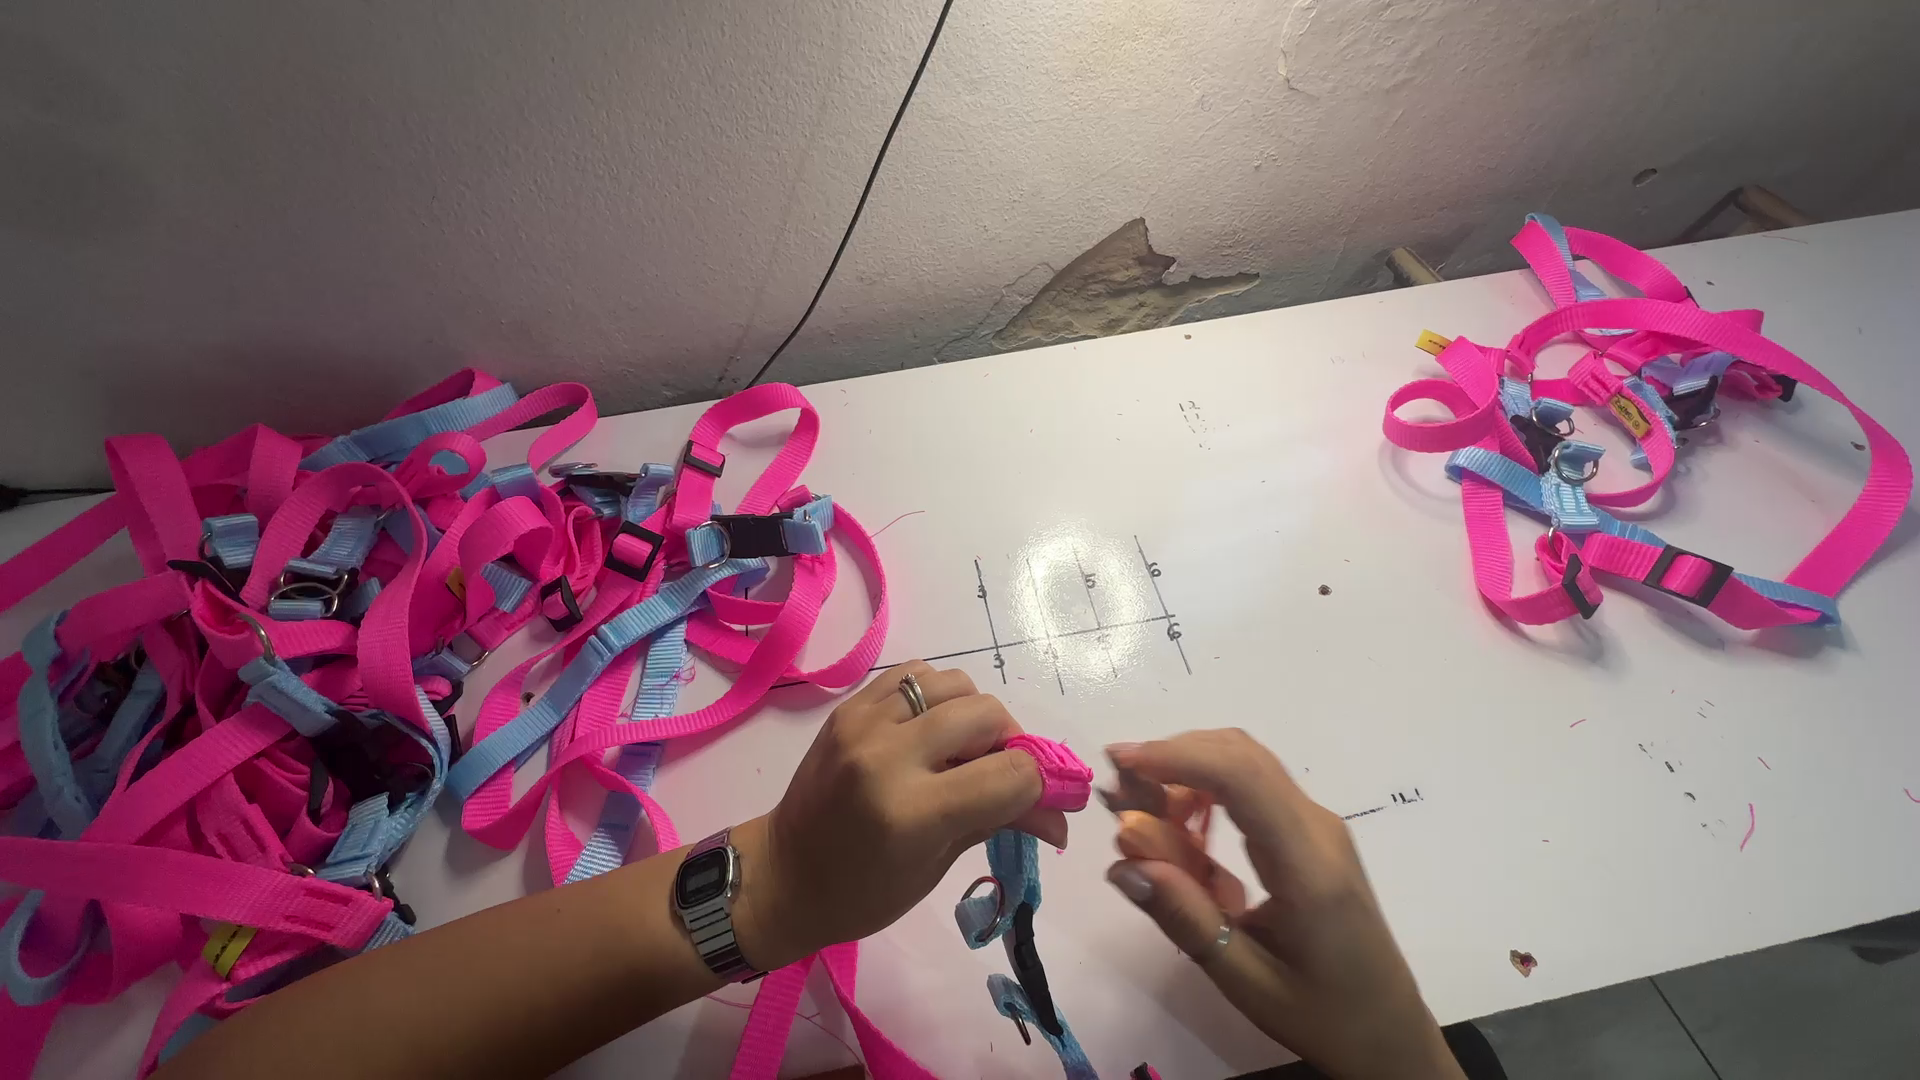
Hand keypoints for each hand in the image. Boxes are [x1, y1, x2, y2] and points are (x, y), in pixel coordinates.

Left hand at [731, 661, 1067, 970]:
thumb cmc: (862, 892)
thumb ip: (1000, 820)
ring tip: (960, 749)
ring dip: (974, 714)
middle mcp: (888, 755)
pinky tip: (928, 728)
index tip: (1040, 800)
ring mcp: (864, 722)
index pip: (1009, 773)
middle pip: (987, 714)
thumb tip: (1061, 813)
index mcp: (911, 812)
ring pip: (955, 683)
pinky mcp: (849, 706)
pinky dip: (936, 695)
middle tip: (999, 772)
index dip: (1037, 784)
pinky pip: (915, 674)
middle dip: (1011, 743)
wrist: (782, 874)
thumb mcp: (937, 865)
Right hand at [1105, 730, 1463, 1079]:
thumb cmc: (1323, 1015)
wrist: (1392, 1036)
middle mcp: (1317, 827)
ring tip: (1140, 804)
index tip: (1122, 764)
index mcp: (1309, 867)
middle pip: (1240, 755)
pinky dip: (1205, 784)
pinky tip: (1180, 820)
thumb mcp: (1248, 983)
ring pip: (1244, 761)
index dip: (1178, 758)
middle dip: (1171, 756)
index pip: (1243, 778)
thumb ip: (1187, 920)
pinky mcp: (1308, 828)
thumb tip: (1123, 864)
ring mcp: (1316, 823)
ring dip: (1186, 767)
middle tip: (1118, 786)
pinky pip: (1251, 784)